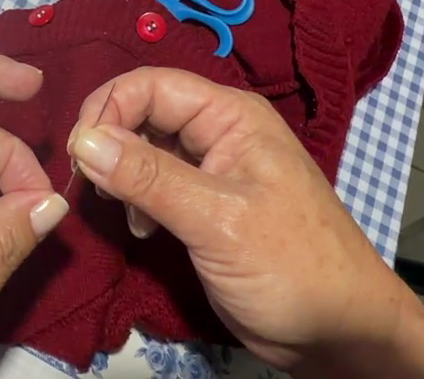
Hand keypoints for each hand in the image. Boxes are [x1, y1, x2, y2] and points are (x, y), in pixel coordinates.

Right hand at [67, 68, 423, 378]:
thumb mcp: (217, 220)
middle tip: (90, 183)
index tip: (78, 152)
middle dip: (112, 141)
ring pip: (146, 147)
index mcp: (229, 115)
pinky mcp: (205, 204)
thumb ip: (149, 177)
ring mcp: (212, 168)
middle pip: (145, 111)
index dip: (109, 108)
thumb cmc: (292, 267)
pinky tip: (140, 229)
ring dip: (122, 173)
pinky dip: (138, 199)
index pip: (152, 86)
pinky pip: (157, 182)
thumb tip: (83, 141)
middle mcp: (218, 131)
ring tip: (118, 208)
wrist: (345, 338)